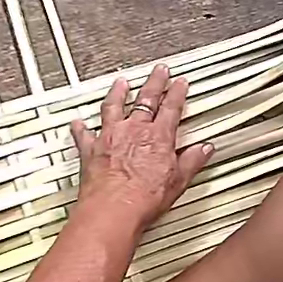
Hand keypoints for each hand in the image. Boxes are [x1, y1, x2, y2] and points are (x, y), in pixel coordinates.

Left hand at [70, 66, 213, 227]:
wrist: (113, 210)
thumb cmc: (144, 197)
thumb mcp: (179, 180)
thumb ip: (192, 161)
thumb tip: (204, 149)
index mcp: (158, 136)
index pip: (171, 107)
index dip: (177, 92)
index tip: (180, 82)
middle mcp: (134, 131)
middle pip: (145, 100)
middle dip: (154, 83)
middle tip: (158, 71)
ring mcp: (110, 138)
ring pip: (114, 107)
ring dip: (118, 93)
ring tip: (121, 82)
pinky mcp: (91, 151)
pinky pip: (84, 135)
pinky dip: (81, 128)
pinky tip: (78, 122)